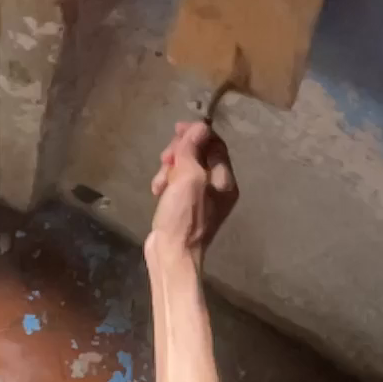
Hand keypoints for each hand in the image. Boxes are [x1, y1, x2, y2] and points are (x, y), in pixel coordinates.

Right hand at [147, 121, 237, 267]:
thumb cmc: (184, 217)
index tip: (176, 130)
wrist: (171, 255)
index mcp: (225, 181)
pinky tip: (157, 191)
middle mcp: (217, 188)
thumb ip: (193, 150)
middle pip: (199, 155)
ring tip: (159, 183)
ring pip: (184, 169)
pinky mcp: (185, 208)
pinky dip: (166, 184)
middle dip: (179, 153)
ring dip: (169, 170)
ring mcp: (200, 199)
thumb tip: (199, 127)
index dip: (197, 134)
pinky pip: (177, 185)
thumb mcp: (189, 178)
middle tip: (165, 159)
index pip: (215, 145)